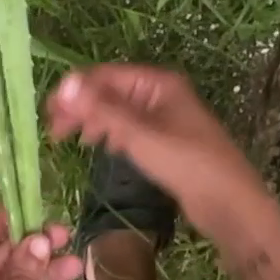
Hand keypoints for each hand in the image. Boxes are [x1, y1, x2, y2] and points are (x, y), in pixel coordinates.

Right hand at [45, 64, 277, 240]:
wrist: (231, 204)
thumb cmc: (188, 163)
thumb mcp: (140, 135)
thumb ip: (101, 110)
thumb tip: (65, 85)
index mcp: (158, 83)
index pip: (105, 75)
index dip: (75, 90)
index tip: (49, 111)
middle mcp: (160, 94)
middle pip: (110, 91)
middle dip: (81, 106)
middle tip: (53, 129)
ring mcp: (163, 117)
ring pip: (117, 111)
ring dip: (92, 120)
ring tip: (69, 139)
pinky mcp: (164, 140)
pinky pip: (128, 128)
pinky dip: (109, 133)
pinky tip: (99, 145)